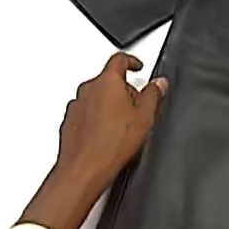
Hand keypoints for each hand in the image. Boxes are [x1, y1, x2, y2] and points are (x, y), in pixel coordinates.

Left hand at [19, 53, 167, 228]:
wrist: (84, 169)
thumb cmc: (110, 143)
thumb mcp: (144, 116)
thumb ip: (153, 94)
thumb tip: (158, 83)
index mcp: (107, 81)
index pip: (119, 59)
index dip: (131, 61)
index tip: (137, 66)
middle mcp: (88, 89)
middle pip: (108, 79)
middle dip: (123, 89)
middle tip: (135, 104)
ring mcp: (76, 105)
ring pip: (96, 96)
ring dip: (108, 104)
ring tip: (121, 124)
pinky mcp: (69, 121)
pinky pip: (86, 112)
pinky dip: (96, 117)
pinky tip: (106, 135)